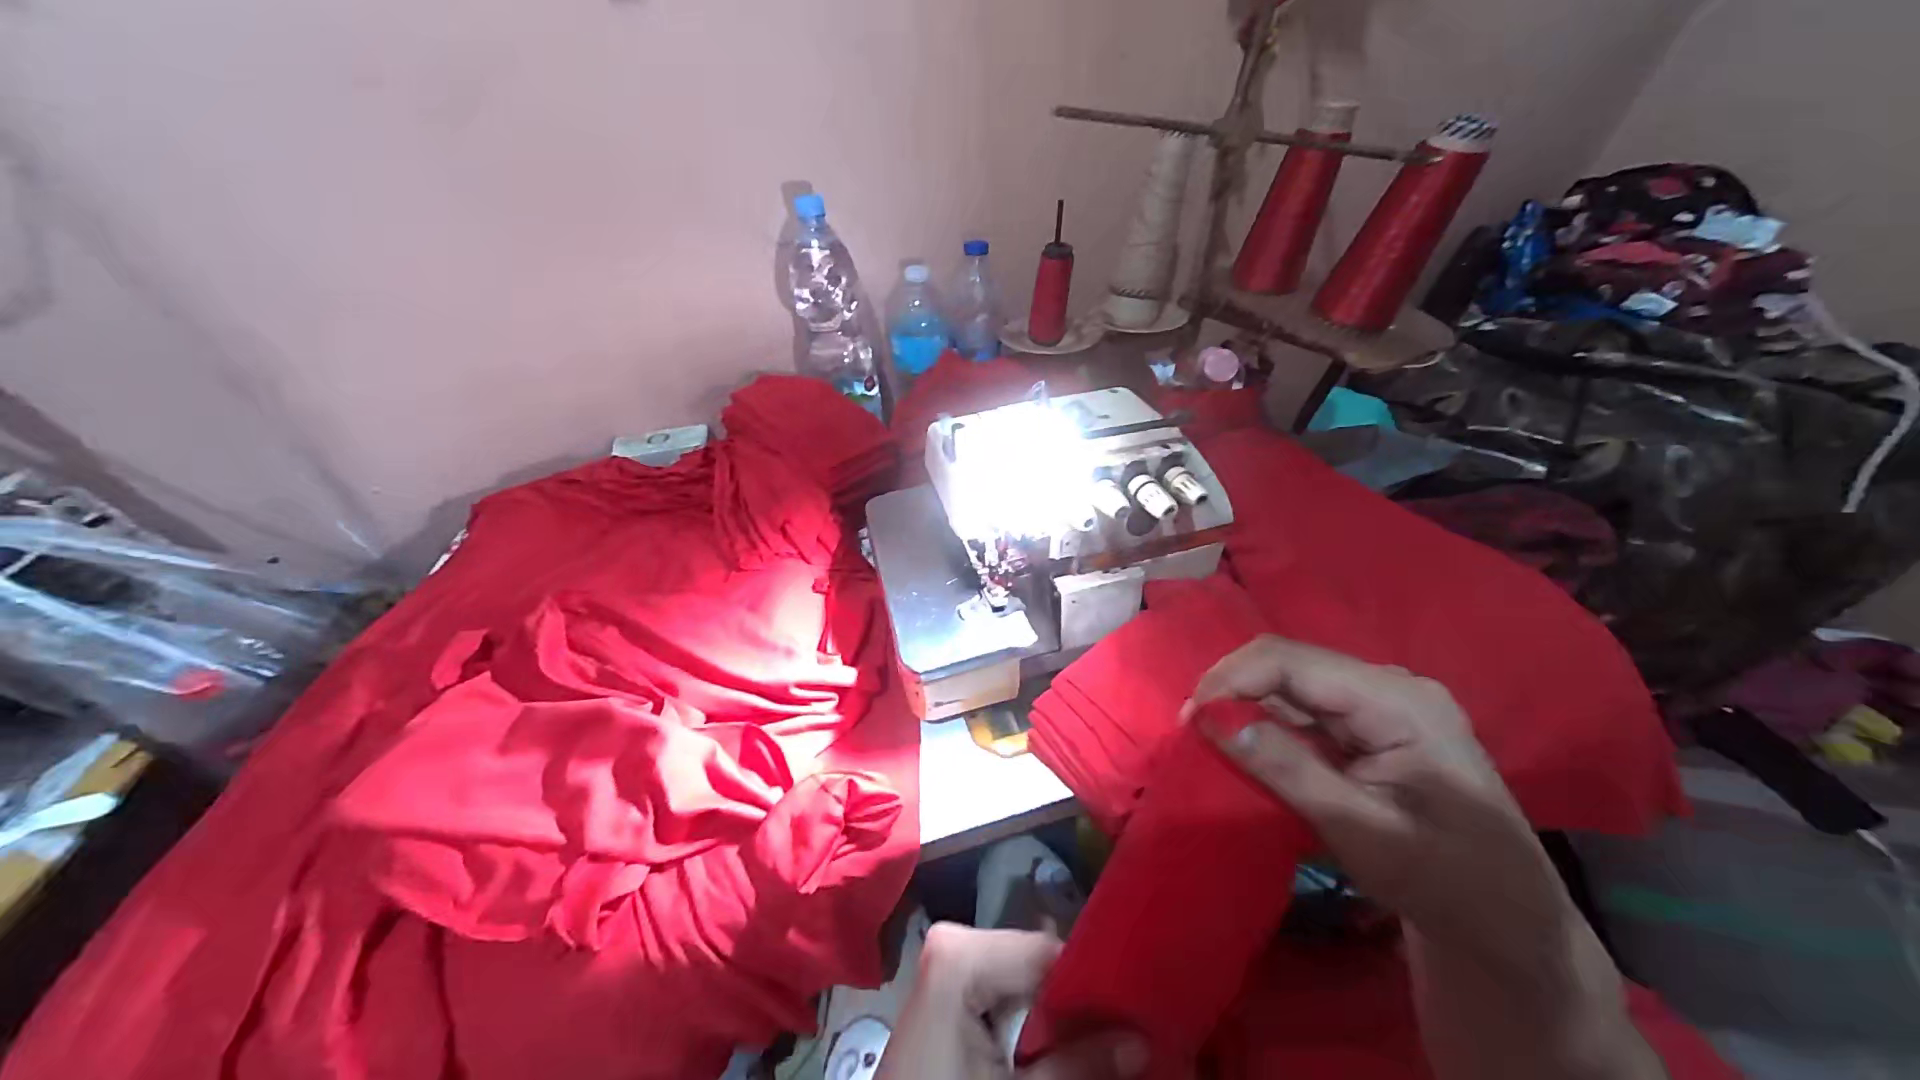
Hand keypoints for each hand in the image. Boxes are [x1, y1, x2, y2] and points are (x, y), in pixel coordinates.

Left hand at [874, 923, 1146, 1079]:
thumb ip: (1079, 1065)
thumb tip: (1143, 1040)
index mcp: (960, 955)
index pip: (1047, 951)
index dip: (1093, 984)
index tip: (1136, 1015)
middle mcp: (951, 944)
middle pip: (1035, 962)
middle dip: (1075, 1001)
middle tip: (1122, 1035)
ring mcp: (945, 965)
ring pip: (1021, 977)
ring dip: (1055, 1013)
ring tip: (1095, 1044)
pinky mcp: (943, 992)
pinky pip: (1000, 991)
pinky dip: (1027, 1018)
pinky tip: (1050, 1048)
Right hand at [1182, 636, 1665, 1079]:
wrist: (1507, 923)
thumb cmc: (1445, 880)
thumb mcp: (1360, 829)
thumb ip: (1286, 768)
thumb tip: (1210, 719)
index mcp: (1398, 701)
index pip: (1294, 661)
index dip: (1233, 678)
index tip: (1191, 719)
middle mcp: (1390, 686)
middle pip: (1291, 664)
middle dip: (1235, 689)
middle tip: (1193, 729)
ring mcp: (1383, 704)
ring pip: (1293, 684)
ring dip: (1248, 705)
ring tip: (1210, 737)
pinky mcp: (1372, 725)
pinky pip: (1306, 708)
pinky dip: (1270, 723)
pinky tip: (1248, 745)